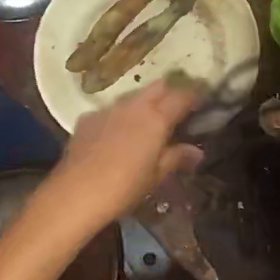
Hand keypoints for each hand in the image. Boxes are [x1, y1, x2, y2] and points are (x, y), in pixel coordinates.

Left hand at [39, 80, 203, 232]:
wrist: (76, 192)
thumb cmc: (125, 187)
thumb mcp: (156, 176)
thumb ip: (177, 158)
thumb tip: (197, 151)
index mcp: (156, 118)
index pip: (182, 96)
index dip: (194, 96)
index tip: (202, 101)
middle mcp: (133, 106)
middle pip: (157, 87)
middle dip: (169, 93)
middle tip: (176, 110)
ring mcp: (107, 109)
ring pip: (132, 96)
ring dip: (143, 104)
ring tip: (146, 124)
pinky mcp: (87, 118)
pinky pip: (110, 111)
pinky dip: (119, 117)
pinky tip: (116, 136)